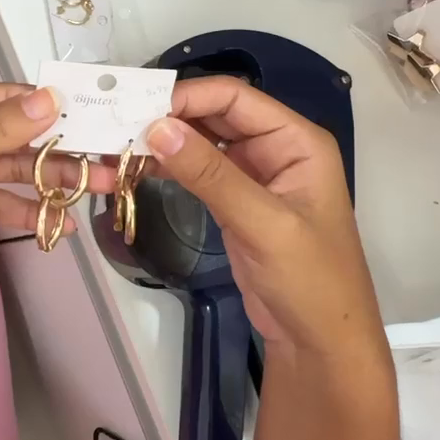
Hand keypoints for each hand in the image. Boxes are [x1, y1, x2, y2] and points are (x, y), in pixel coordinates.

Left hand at [0, 84, 113, 304]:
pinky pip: (0, 203)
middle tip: (108, 160)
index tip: (96, 116)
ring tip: (99, 189)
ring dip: (51, 180)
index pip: (2, 98)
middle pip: (12, 135)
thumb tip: (48, 98)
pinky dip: (28, 211)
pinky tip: (60, 224)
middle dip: (58, 148)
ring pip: (12, 170)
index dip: (49, 107)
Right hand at [141, 76, 383, 362]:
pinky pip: (196, 168)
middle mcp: (275, 147)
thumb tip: (156, 128)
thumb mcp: (263, 224)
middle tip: (118, 124)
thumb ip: (210, 175)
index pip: (234, 97)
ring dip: (164, 141)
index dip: (187, 96)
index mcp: (296, 140)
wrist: (320, 344)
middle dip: (169, 116)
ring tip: (119, 144)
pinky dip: (168, 165)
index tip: (138, 108)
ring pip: (200, 140)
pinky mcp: (233, 199)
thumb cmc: (310, 281)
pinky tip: (138, 168)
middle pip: (214, 113)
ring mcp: (252, 173)